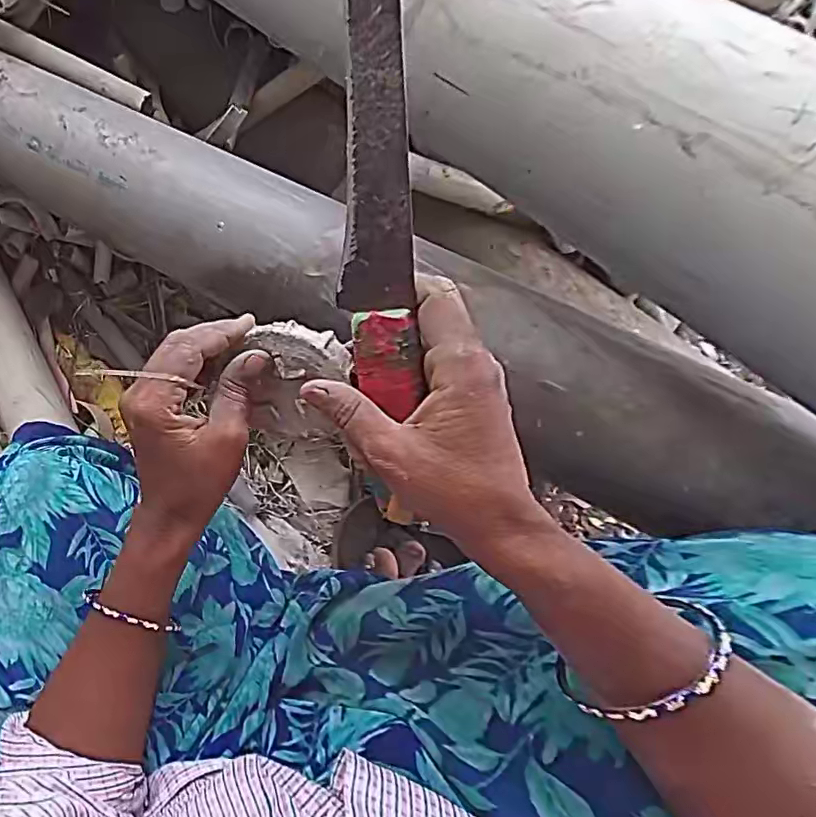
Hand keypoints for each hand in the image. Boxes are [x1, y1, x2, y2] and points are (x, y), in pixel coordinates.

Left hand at [120, 315, 268, 533]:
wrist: (170, 515)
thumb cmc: (193, 489)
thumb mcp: (227, 438)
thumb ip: (236, 391)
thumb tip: (252, 358)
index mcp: (153, 402)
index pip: (187, 350)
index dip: (220, 333)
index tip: (246, 325)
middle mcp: (138, 395)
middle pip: (176, 346)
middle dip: (213, 335)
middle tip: (245, 331)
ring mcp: (138, 400)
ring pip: (172, 355)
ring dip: (204, 347)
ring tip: (237, 344)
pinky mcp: (145, 406)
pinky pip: (170, 372)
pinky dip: (195, 363)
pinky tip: (218, 363)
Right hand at [301, 276, 548, 544]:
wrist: (499, 524)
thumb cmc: (460, 492)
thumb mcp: (388, 450)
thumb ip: (349, 412)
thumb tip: (316, 389)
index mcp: (461, 367)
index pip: (435, 298)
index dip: (397, 292)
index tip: (364, 310)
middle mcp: (475, 367)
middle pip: (423, 322)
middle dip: (383, 339)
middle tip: (360, 369)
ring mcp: (476, 383)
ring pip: (424, 348)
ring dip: (391, 366)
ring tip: (375, 397)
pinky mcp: (471, 400)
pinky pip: (432, 372)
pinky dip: (405, 384)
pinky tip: (392, 414)